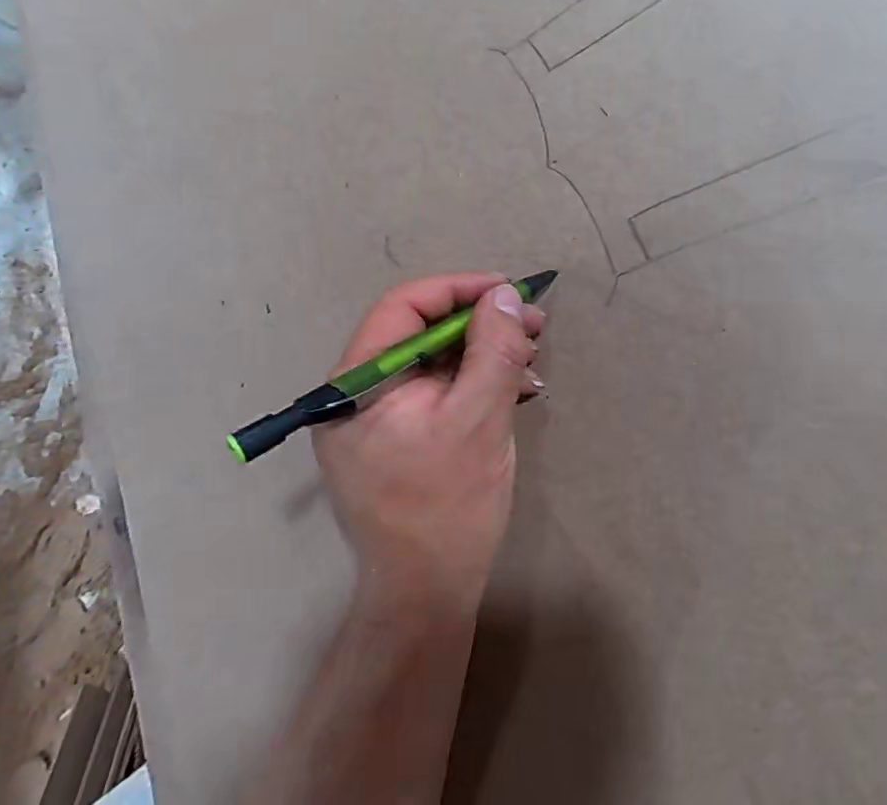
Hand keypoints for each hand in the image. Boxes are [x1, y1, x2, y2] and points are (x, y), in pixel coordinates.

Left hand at [313, 273, 547, 609]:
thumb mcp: (479, 419)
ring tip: (528, 355)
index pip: (404, 308)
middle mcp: (354, 393)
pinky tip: (508, 384)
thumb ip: (493, 350)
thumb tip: (506, 294)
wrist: (426, 596)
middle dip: (477, 323)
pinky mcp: (392, 439)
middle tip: (532, 325)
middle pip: (418, 333)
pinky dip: (469, 383)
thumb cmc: (449, 507)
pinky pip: (431, 392)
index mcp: (356, 382)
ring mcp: (371, 419)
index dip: (459, 290)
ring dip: (479, 353)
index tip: (510, 291)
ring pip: (429, 363)